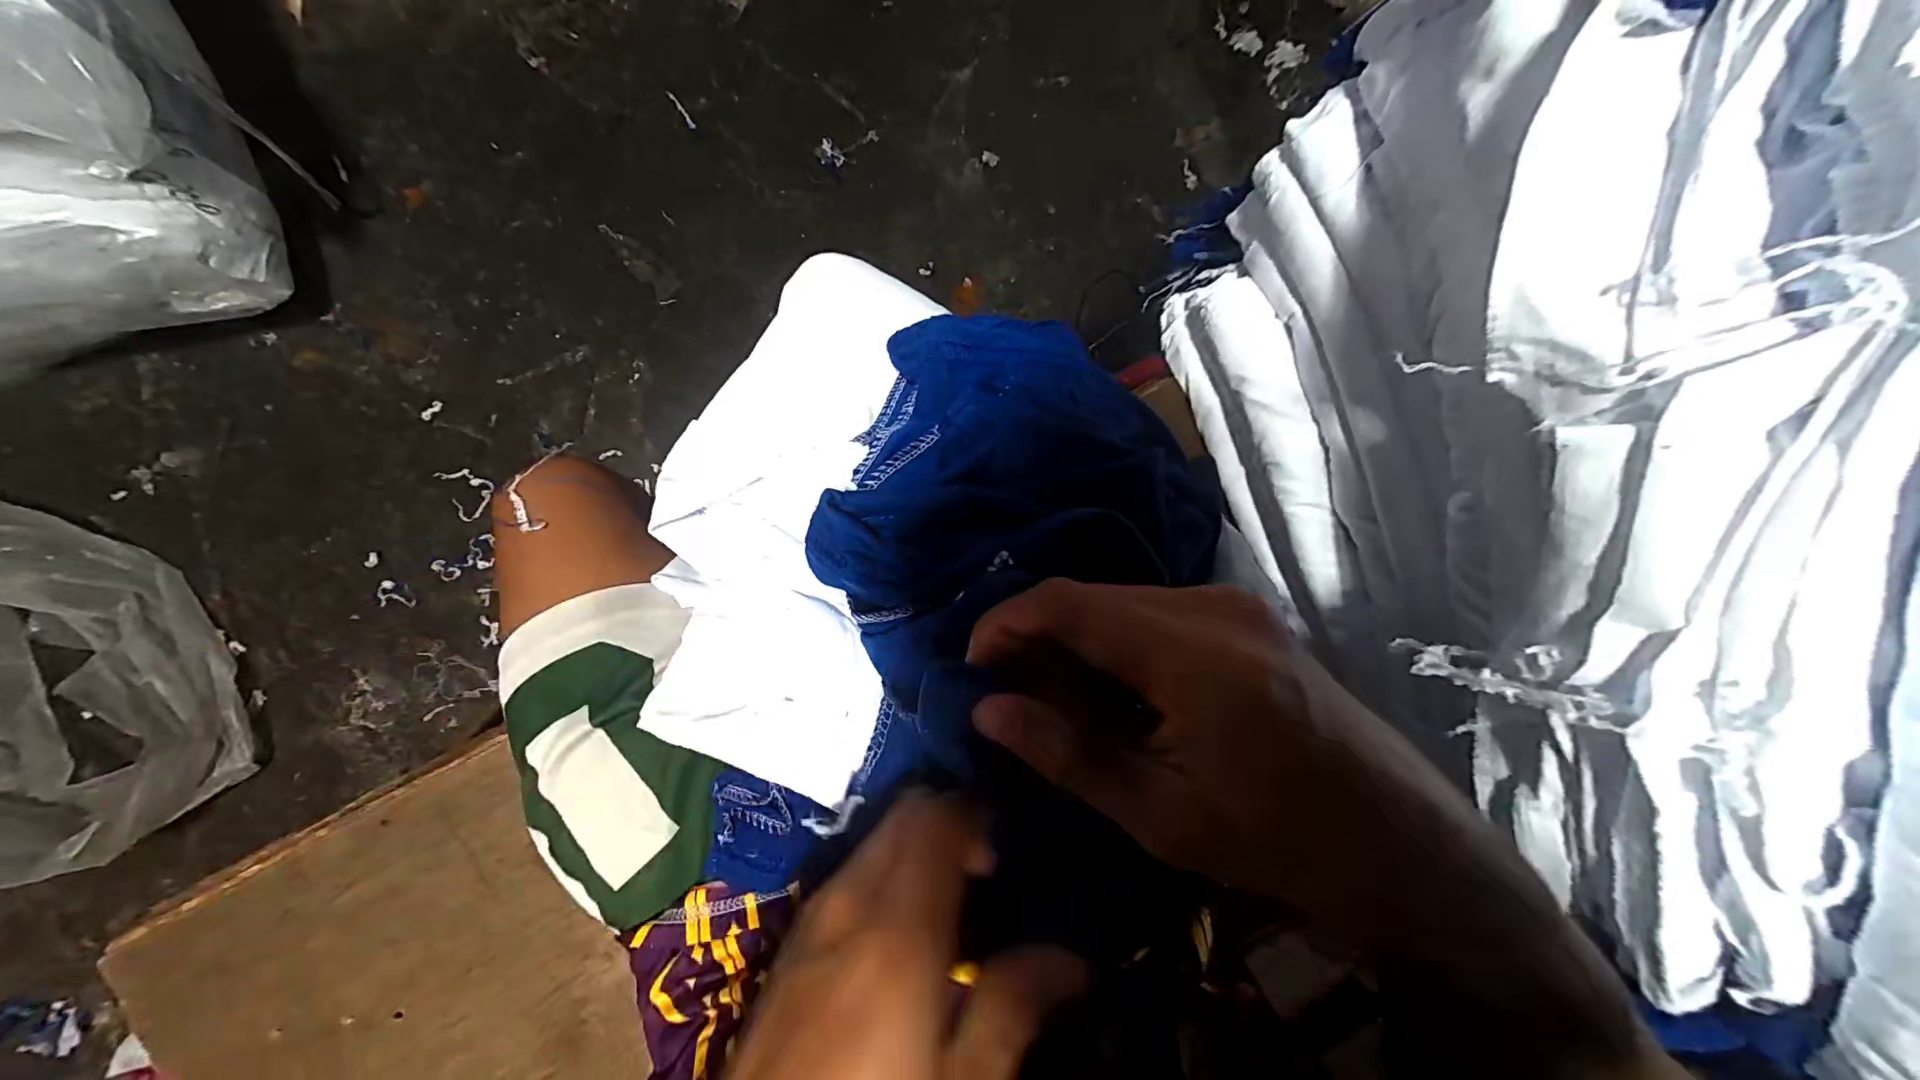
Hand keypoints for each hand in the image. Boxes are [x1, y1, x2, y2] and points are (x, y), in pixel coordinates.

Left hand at [727, 795, 1086, 1079]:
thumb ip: (1011, 1009)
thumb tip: (1071, 962)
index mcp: (898, 931)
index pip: (936, 822)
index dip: (974, 812)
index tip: (1004, 845)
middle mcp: (848, 906)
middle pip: (901, 819)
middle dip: (946, 821)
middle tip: (985, 864)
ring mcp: (811, 922)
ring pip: (872, 842)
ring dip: (912, 845)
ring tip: (949, 891)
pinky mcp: (788, 947)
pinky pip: (846, 875)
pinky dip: (881, 870)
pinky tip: (897, 923)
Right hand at [967, 581, 1679, 1078]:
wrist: (1401, 843)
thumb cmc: (1279, 841)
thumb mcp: (1161, 814)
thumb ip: (1068, 754)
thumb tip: (987, 709)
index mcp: (1193, 655)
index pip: (1070, 604)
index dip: (1006, 622)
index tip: (971, 661)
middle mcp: (1214, 608)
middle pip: (1093, 597)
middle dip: (1038, 634)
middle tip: (1008, 689)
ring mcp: (1236, 606)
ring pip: (1122, 601)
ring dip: (1076, 639)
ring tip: (1055, 696)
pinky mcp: (1247, 617)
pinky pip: (1155, 612)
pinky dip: (1116, 641)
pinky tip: (1112, 689)